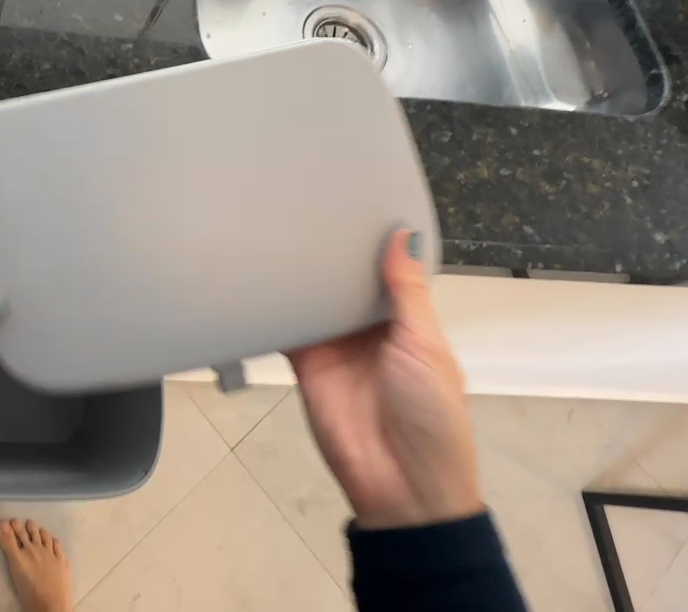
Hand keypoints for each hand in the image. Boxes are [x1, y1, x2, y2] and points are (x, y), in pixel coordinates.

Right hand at [285, 230, 482, 530]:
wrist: (400, 485)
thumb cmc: (432, 415)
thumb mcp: (426, 347)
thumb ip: (407, 291)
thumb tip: (403, 234)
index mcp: (405, 322)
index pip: (384, 272)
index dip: (371, 242)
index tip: (352, 200)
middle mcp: (366, 327)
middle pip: (343, 281)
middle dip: (329, 252)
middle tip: (303, 203)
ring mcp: (333, 343)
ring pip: (312, 297)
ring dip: (299, 272)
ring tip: (275, 226)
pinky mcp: (303, 359)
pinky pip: (284, 326)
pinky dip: (270, 305)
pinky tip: (255, 273)